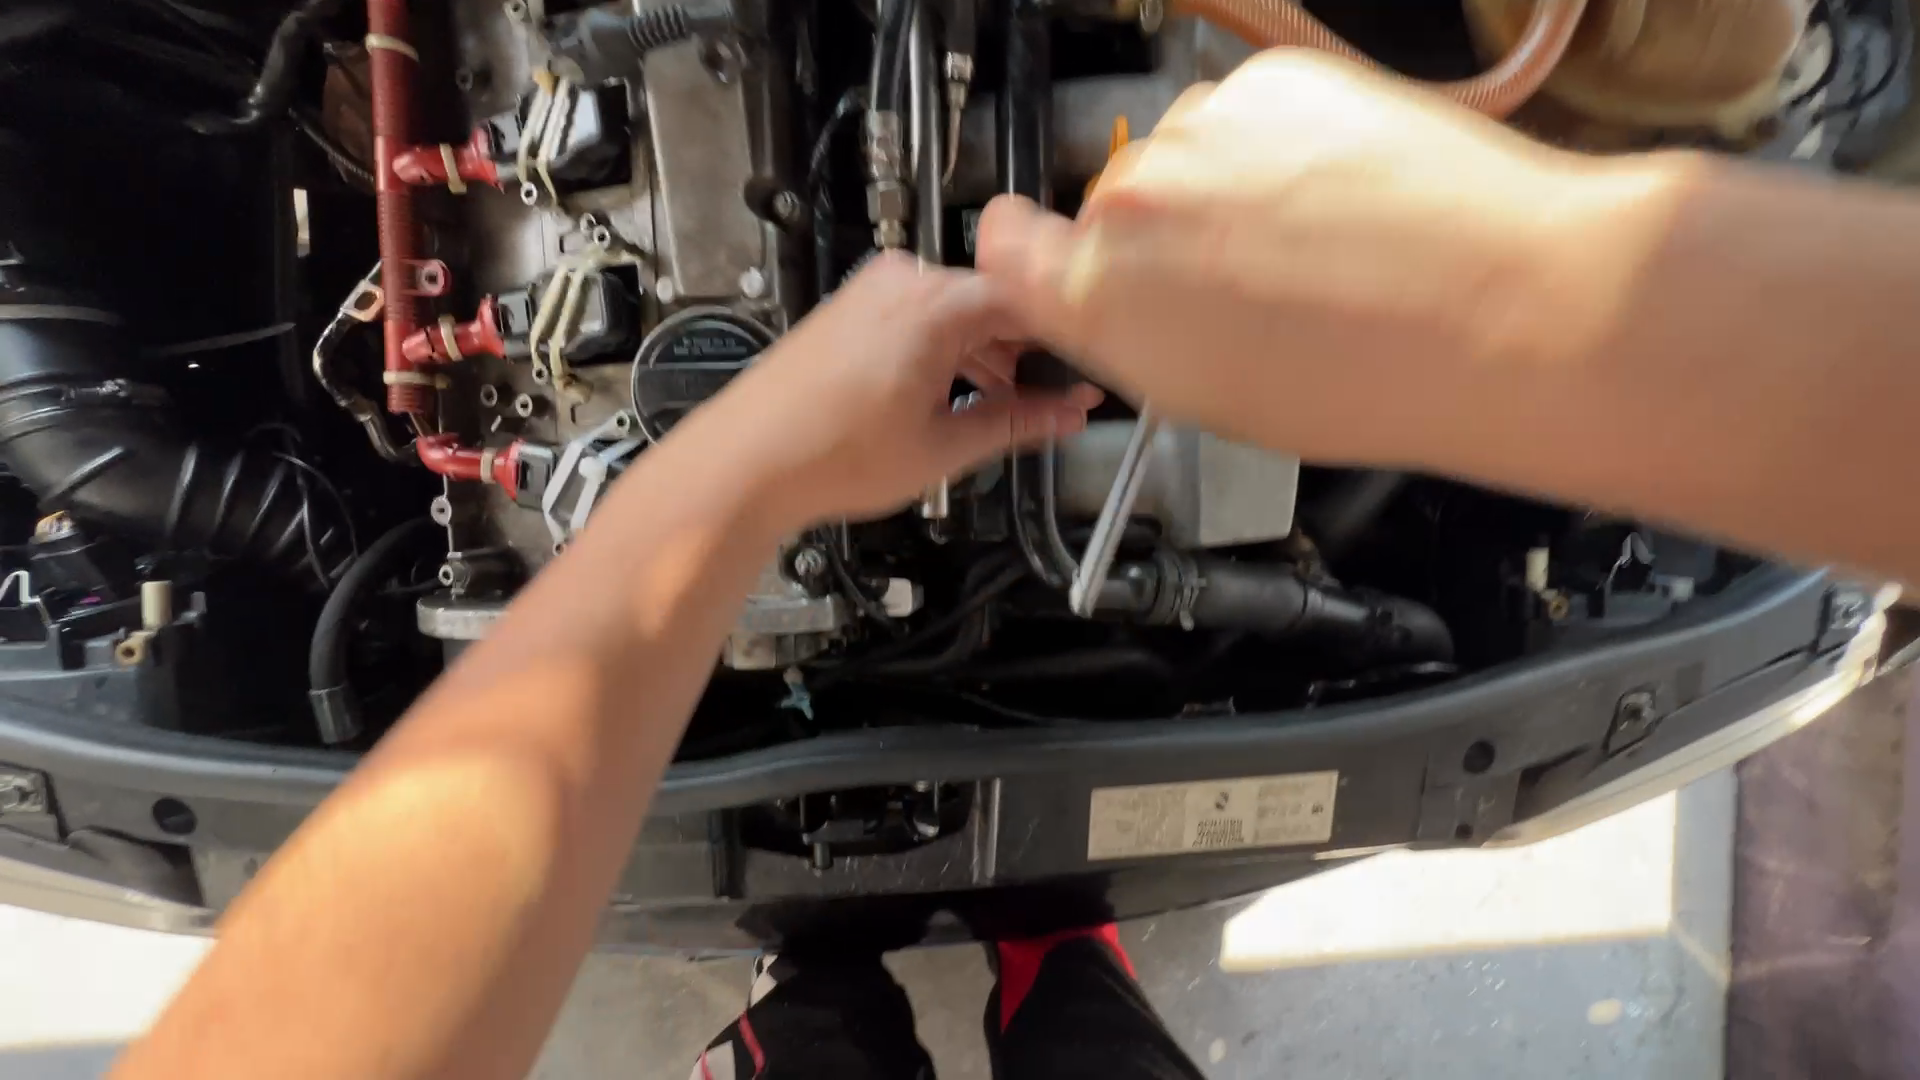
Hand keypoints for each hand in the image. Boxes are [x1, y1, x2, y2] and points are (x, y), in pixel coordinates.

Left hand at [691, 253, 1102, 527]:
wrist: (745, 464)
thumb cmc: (831, 456)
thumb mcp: (943, 446)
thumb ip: (1016, 422)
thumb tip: (1067, 414)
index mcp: (936, 305)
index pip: (1029, 303)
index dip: (1064, 341)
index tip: (1083, 372)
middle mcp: (902, 282)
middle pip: (990, 303)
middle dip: (1022, 351)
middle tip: (1046, 398)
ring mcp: (870, 292)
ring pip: (953, 311)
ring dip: (982, 353)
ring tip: (995, 405)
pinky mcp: (848, 311)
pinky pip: (916, 317)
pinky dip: (943, 350)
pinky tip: (946, 392)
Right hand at [975, 50, 1648, 466]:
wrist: (1503, 309)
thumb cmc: (1356, 380)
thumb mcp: (1196, 395)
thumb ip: (1122, 336)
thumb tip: (1110, 302)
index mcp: (1094, 295)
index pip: (1001, 248)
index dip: (1022, 259)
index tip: (1044, 262)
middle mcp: (1129, 203)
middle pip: (1099, 212)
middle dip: (1142, 245)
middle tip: (1212, 287)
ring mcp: (1198, 134)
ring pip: (1172, 165)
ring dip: (1208, 199)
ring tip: (1288, 252)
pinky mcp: (1271, 83)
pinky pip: (1237, 122)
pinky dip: (1265, 156)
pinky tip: (1321, 207)